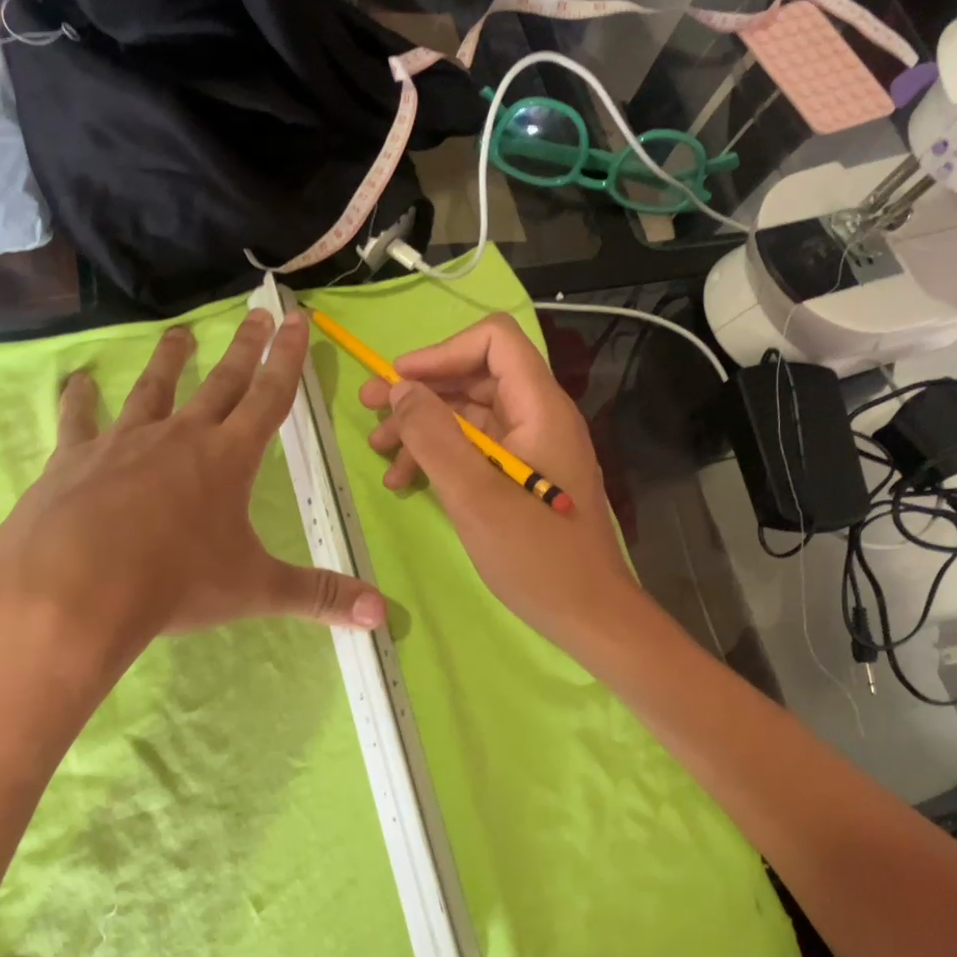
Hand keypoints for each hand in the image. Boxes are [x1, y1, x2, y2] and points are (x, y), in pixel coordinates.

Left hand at [0, 312, 385, 704]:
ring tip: (180, 334)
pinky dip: (80, 400)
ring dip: (170, 361)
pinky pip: (79, 420)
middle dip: (244, 348)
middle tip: (256, 312)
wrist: (74, 589)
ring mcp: (123, 442)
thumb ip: (318, 596)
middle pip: (220, 382)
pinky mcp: (74, 459)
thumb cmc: (174, 583)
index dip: (288, 359)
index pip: (269, 398)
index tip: (296, 320)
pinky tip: (78, 382)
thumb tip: (382, 614)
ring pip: (153, 390)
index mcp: (228, 459)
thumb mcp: (254, 589)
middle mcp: (179, 437)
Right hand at [360, 313, 640, 649]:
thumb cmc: (534, 555)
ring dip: (423, 428)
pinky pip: (478, 450)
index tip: (398, 379)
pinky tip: (407, 482)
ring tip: (380, 454)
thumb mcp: (472, 493)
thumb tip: (399, 389)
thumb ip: (432, 435)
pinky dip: (442, 457)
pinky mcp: (525, 478)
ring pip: (471, 416)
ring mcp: (534, 449)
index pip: (495, 341)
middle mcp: (540, 417)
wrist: (589, 614)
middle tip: (368, 409)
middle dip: (421, 392)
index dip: (442, 351)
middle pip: (476, 377)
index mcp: (540, 407)